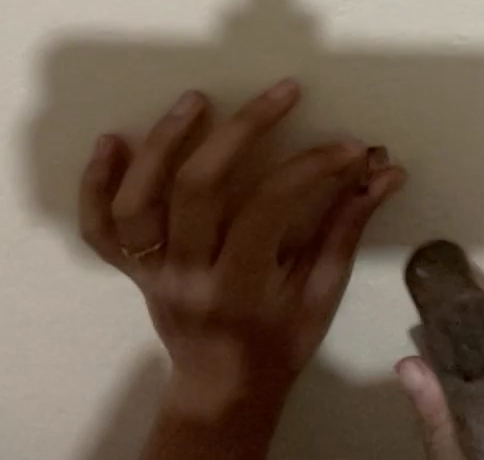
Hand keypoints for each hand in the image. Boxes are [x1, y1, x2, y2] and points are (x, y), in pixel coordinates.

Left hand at [79, 79, 405, 457]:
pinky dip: (96, 185)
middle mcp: (183, 277)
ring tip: (196, 99)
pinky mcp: (130, 269)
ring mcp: (148, 273)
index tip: (351, 148)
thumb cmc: (279, 343)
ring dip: (164, 144)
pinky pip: (99, 229)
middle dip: (243, 129)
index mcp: (236, 288)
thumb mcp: (322, 293)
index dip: (313, 167)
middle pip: (196, 189)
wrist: (221, 391)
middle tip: (282, 92)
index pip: (269, 208)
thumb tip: (387, 171)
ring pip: (137, 203)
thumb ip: (349, 228)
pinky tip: (112, 141)